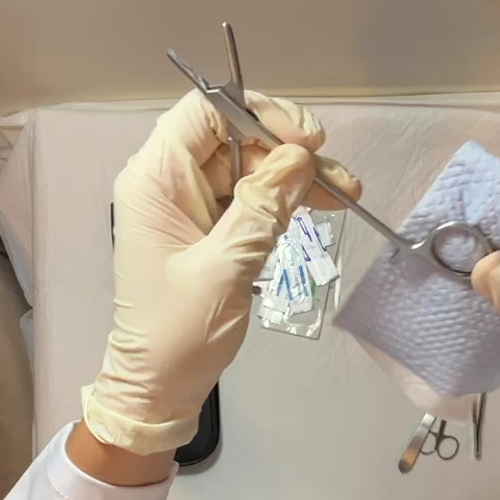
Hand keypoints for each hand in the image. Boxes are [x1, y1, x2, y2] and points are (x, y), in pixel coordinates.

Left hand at [80, 89, 361, 455]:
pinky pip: (247, 203)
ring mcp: (187, 209)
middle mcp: (167, 185)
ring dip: (295, 181)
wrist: (158, 388)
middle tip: (338, 178)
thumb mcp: (226, 270)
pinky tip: (320, 208)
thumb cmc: (178, 335)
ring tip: (345, 194)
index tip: (305, 143)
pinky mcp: (204, 233)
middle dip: (289, 155)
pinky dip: (281, 205)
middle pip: (234, 140)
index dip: (259, 115)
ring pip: (248, 172)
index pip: (206, 112)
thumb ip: (263, 210)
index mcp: (155, 182)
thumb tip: (299, 160)